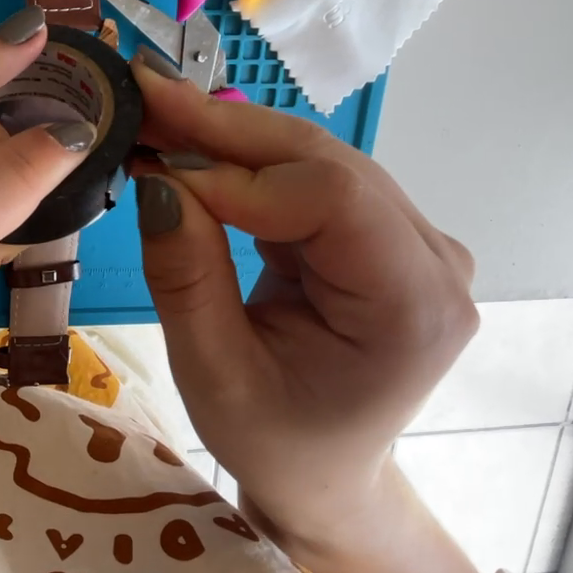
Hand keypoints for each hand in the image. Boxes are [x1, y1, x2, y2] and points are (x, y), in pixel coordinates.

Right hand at [127, 53, 477, 557]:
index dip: (234, 176)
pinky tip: (190, 152)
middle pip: (327, 163)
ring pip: (316, 162)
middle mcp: (431, 260)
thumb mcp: (212, 373)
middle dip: (226, 130)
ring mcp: (412, 243)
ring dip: (230, 139)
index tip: (150, 170)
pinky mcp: (379, 238)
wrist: (323, 476)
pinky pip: (307, 184)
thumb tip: (157, 183)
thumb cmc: (271, 441)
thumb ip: (187, 278)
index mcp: (411, 307)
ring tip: (153, 117)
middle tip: (141, 96)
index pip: (328, 199)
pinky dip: (243, 167)